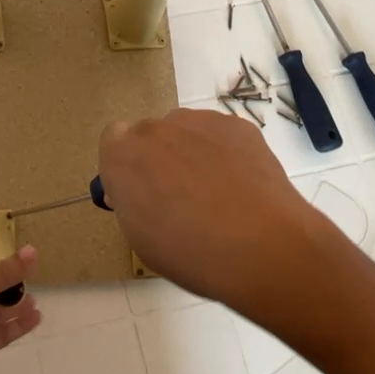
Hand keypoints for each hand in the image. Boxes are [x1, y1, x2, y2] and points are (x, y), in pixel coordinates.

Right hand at [99, 108, 344, 315]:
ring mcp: (197, 122)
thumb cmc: (190, 252)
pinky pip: (219, 133)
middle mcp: (154, 129)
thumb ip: (130, 201)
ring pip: (185, 130)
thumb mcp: (141, 237)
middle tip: (180, 195)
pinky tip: (241, 184)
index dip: (126, 166)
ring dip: (191, 151)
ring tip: (217, 192)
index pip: (112, 142)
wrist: (261, 246)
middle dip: (158, 157)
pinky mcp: (235, 125)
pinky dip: (225, 151)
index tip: (141, 191)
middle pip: (149, 135)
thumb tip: (138, 190)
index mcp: (121, 156)